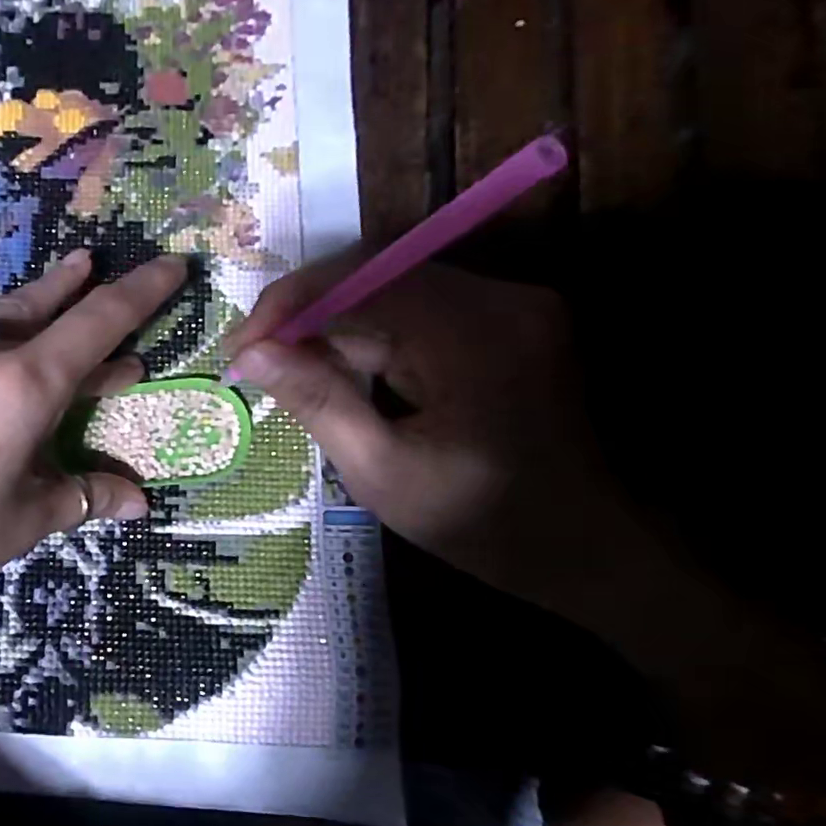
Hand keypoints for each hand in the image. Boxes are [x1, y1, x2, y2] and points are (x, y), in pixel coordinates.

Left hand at [0, 229, 183, 664]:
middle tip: (118, 284)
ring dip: (39, 294)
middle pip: (51, 313)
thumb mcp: (21, 523)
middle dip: (93, 298)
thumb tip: (137, 501)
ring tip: (72, 268)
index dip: (142, 294)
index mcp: (25, 388)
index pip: (99, 325)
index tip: (171, 267)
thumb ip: (82, 496)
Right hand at [223, 252, 639, 605]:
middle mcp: (498, 301)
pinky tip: (327, 371)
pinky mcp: (501, 326)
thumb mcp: (381, 470)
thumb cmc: (480, 522)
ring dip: (330, 326)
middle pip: (377, 276)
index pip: (365, 278)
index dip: (292, 302)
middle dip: (305, 312)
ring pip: (390, 293)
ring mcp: (505, 309)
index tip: (241, 344)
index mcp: (475, 334)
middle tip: (250, 355)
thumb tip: (251, 353)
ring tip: (277, 367)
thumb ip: (316, 400)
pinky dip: (365, 339)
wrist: (584, 550)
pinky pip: (414, 315)